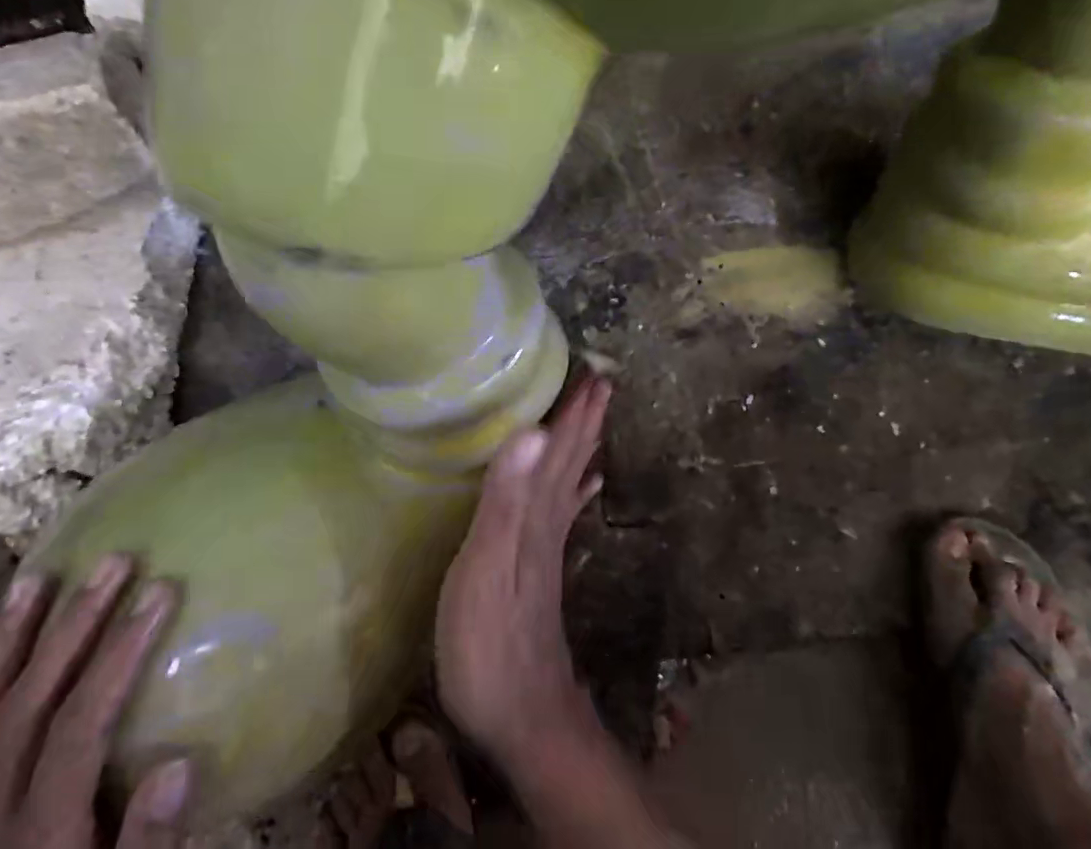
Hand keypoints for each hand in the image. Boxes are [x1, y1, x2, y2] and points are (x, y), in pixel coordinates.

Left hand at [0, 554, 186, 848]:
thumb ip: (150, 840)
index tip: (161, 592)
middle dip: (74, 626)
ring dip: (11, 637)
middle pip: (26, 704)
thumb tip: (180, 764)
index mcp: (41, 831)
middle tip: (116, 562)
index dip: (119, 654)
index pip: (80, 725)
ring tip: (41, 575)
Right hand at [435, 375, 610, 763]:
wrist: (523, 715)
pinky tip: (586, 487)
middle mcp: (548, 526)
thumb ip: (505, 502)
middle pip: (572, 464)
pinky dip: (576, 492)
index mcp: (535, 517)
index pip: (560, 454)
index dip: (576, 415)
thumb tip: (533, 435)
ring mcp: (547, 551)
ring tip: (595, 422)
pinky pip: (562, 516)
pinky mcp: (539, 574)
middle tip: (603, 383)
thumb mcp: (486, 569)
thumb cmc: (491, 644)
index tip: (595, 375)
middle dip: (586, 422)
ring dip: (583, 449)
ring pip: (570, 485)